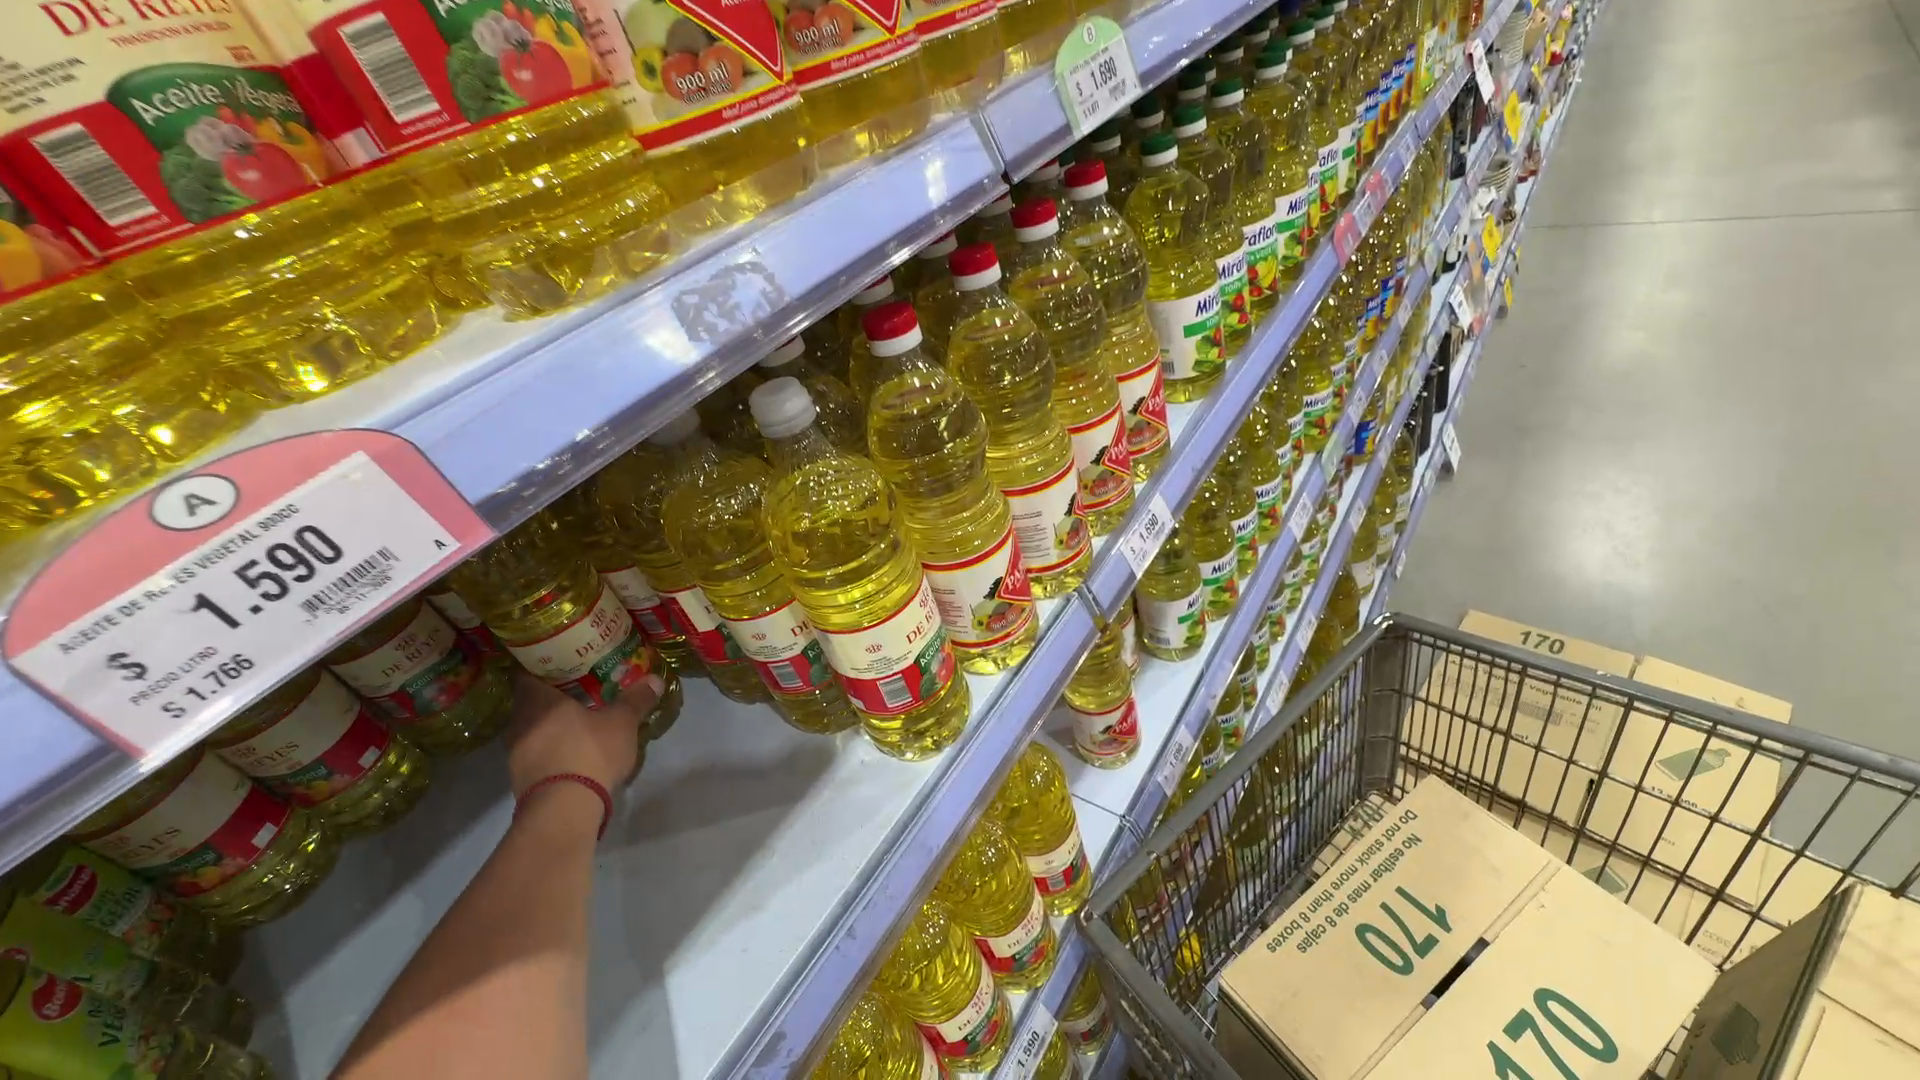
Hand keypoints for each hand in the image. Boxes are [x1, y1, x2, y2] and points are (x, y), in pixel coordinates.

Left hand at [504, 671, 660, 797]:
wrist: (565, 809)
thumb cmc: (590, 752)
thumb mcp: (622, 722)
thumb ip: (636, 699)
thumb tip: (654, 678)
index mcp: (537, 700)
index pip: (528, 673)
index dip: (544, 667)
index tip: (564, 664)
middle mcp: (519, 722)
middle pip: (532, 702)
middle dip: (554, 697)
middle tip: (580, 691)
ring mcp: (516, 753)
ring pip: (534, 729)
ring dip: (552, 726)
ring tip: (580, 722)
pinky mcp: (521, 779)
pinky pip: (537, 754)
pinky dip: (552, 749)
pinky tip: (574, 752)